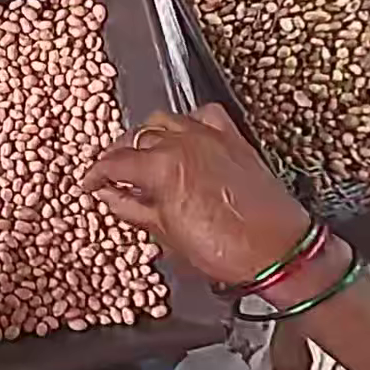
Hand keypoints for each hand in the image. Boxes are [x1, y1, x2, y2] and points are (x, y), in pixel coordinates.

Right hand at [79, 104, 313, 285]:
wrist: (279, 253)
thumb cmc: (224, 248)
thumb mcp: (163, 232)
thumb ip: (129, 206)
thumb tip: (108, 194)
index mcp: (160, 166)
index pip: (113, 163)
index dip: (95, 174)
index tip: (90, 184)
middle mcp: (182, 143)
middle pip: (134, 139)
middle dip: (117, 156)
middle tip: (111, 174)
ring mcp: (209, 138)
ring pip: (163, 121)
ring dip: (146, 136)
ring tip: (141, 154)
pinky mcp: (233, 140)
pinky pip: (202, 116)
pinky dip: (187, 123)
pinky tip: (182, 138)